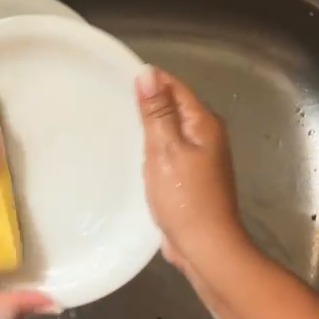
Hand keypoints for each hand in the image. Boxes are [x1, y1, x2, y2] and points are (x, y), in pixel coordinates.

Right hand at [135, 67, 250, 278]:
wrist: (205, 246)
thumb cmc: (184, 197)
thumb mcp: (165, 150)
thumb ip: (156, 112)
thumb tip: (148, 73)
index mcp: (204, 123)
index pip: (175, 86)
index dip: (150, 80)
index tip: (118, 78)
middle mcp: (207, 134)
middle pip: (174, 106)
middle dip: (147, 102)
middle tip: (111, 100)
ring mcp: (201, 156)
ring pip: (171, 129)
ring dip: (149, 127)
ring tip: (116, 124)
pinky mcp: (192, 176)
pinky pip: (170, 150)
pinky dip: (154, 148)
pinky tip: (135, 154)